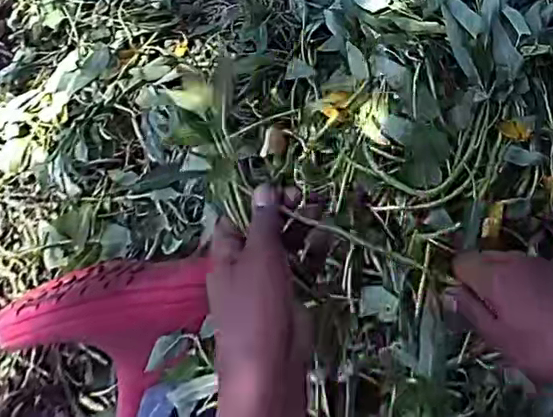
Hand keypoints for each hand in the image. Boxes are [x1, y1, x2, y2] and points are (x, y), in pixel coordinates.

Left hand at [209, 186, 307, 416]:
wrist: (271, 368)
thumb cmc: (256, 307)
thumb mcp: (259, 254)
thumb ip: (264, 219)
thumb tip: (263, 187)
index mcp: (226, 254)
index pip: (237, 215)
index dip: (258, 198)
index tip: (281, 185)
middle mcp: (245, 264)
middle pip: (265, 227)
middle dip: (286, 210)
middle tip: (306, 197)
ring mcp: (268, 280)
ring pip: (286, 243)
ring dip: (303, 227)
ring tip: (320, 212)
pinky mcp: (290, 293)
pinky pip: (301, 263)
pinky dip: (312, 250)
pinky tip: (325, 240)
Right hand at [447, 252, 552, 389]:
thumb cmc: (542, 347)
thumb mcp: (500, 339)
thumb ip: (471, 312)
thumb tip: (449, 292)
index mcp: (494, 275)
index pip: (461, 261)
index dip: (458, 282)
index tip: (467, 307)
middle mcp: (511, 258)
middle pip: (480, 257)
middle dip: (476, 280)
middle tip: (487, 314)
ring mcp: (531, 260)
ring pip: (500, 260)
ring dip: (496, 279)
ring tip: (509, 313)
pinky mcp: (548, 266)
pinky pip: (519, 265)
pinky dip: (515, 279)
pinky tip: (529, 307)